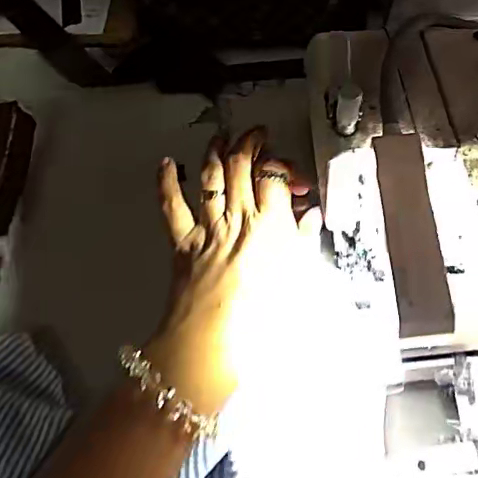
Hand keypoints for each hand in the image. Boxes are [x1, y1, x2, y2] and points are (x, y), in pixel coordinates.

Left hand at [148, 128, 317, 418]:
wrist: (213, 343)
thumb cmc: (264, 316)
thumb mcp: (298, 276)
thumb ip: (304, 240)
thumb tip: (310, 214)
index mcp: (270, 224)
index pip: (274, 177)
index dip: (283, 165)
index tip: (290, 173)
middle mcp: (238, 216)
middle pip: (242, 166)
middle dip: (249, 143)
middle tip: (256, 134)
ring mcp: (208, 226)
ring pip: (210, 176)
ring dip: (215, 151)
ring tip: (222, 137)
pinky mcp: (182, 241)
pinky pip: (172, 206)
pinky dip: (167, 182)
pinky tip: (167, 163)